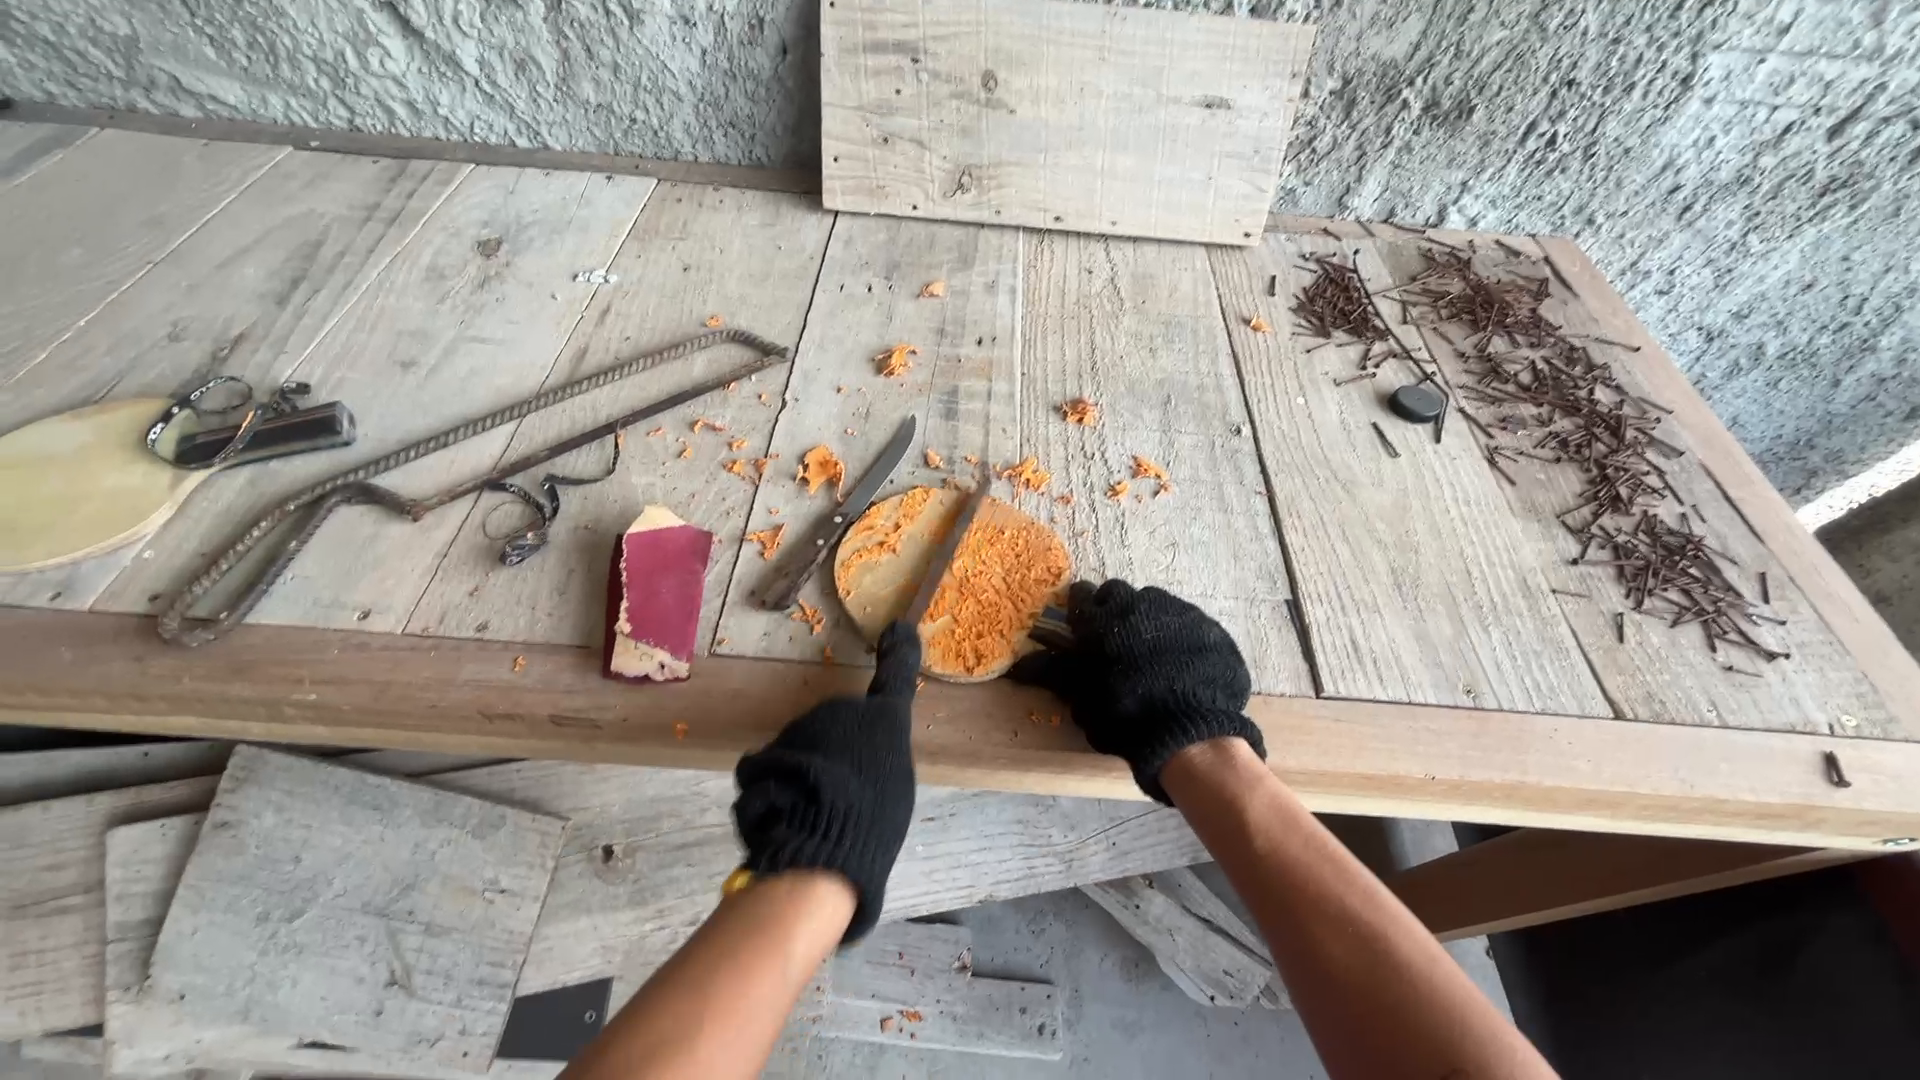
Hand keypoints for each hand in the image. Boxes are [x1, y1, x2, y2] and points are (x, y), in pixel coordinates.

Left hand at [733, 620, 919, 940]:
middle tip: (846, 793)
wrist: (818, 841)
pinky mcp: (765, 753)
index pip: (896, 679)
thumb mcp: (893, 786)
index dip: (899, 653)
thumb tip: (860, 756)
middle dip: (839, 751)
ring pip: (805, 748)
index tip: (898, 627)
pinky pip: (775, 770)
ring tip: (817, 812)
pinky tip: (787, 817)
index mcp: (884, 720)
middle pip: (840, 726)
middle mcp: (841, 712)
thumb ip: (879, 757)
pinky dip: (780, 789)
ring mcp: (800, 729)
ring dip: (808, 774)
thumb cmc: (873, 819)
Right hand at [1009, 579, 1264, 803]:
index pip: (1080, 596)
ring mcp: (1176, 611)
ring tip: (1148, 652)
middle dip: (1111, 609)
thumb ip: (1051, 674)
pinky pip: (1184, 620)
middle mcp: (1136, 603)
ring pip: (1152, 602)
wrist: (1192, 732)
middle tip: (1113, 640)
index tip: (1081, 627)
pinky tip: (1179, 660)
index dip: (1078, 610)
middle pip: (1117, 593)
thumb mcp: (1081, 697)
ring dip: (1144, 619)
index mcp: (1100, 619)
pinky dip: (1176, 634)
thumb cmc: (1125, 715)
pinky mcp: (1208, 625)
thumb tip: (1016, 666)